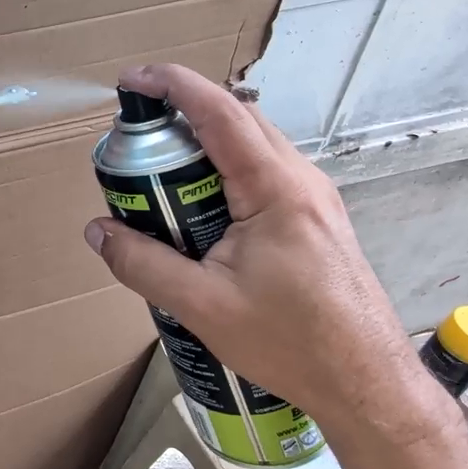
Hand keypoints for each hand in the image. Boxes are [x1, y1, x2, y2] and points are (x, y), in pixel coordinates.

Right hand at [83, 63, 414, 424]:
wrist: (371, 387)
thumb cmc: (294, 344)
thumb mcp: (203, 307)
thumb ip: (144, 264)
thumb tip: (97, 231)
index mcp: (275, 189)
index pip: (219, 113)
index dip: (172, 85)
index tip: (131, 81)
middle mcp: (301, 180)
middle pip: (238, 117)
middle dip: (184, 107)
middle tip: (137, 128)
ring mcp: (314, 197)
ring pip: (254, 140)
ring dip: (206, 136)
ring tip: (162, 163)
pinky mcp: (316, 217)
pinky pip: (265, 167)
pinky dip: (226, 162)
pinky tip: (202, 201)